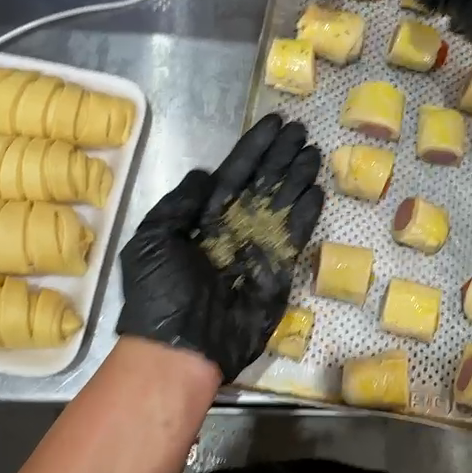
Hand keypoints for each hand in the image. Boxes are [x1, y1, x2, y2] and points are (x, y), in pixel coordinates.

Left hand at [116, 114, 323, 381]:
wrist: (180, 349)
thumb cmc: (159, 294)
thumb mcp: (153, 238)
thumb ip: (180, 202)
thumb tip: (205, 173)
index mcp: (202, 218)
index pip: (233, 173)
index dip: (253, 148)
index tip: (273, 123)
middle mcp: (232, 228)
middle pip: (262, 183)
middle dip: (281, 157)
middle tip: (302, 131)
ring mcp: (257, 250)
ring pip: (281, 205)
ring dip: (298, 179)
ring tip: (314, 153)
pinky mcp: (277, 273)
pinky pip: (294, 238)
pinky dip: (306, 215)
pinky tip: (318, 192)